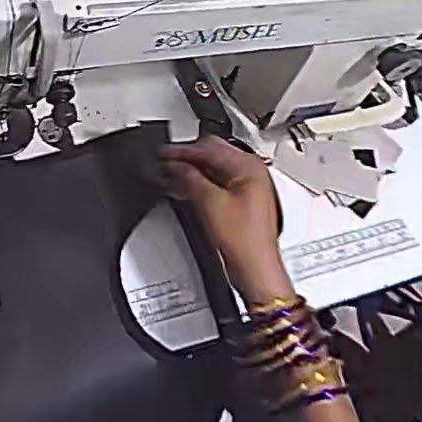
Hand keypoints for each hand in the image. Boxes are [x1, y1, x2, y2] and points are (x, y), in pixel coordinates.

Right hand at [162, 137, 292, 302]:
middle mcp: (252, 172)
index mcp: (249, 166)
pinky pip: (217, 182)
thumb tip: (175, 166)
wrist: (256, 272)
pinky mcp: (242, 200)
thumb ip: (190, 179)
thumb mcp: (211, 204)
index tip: (164, 154)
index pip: (210, 148)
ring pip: (214, 168)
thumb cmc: (246, 243)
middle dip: (189, 159)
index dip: (184, 151)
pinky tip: (187, 188)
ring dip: (194, 171)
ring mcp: (248, 186)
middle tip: (167, 163)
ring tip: (173, 176)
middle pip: (213, 154)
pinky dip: (201, 183)